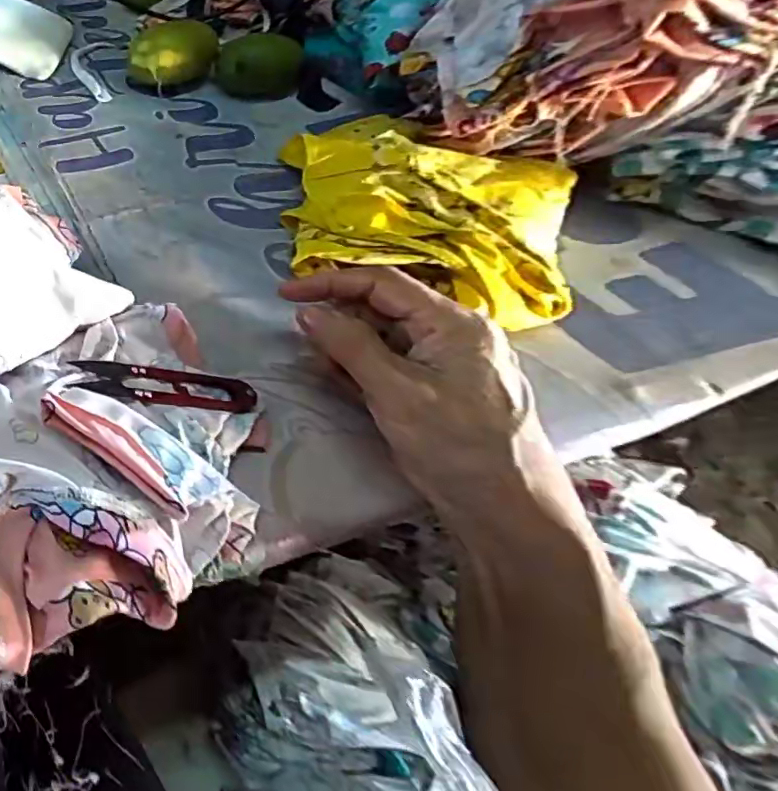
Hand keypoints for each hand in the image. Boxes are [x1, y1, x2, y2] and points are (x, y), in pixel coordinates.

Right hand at [279, 267, 578, 538]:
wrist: (506, 508)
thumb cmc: (456, 444)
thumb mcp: (395, 390)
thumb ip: (348, 345)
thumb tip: (306, 312)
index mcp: (453, 324)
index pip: (381, 283)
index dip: (328, 281)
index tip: (283, 295)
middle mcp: (451, 333)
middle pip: (379, 307)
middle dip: (336, 319)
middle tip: (303, 341)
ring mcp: (444, 360)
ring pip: (379, 335)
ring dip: (344, 347)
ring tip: (327, 371)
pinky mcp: (433, 385)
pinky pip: (386, 360)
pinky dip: (357, 367)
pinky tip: (345, 384)